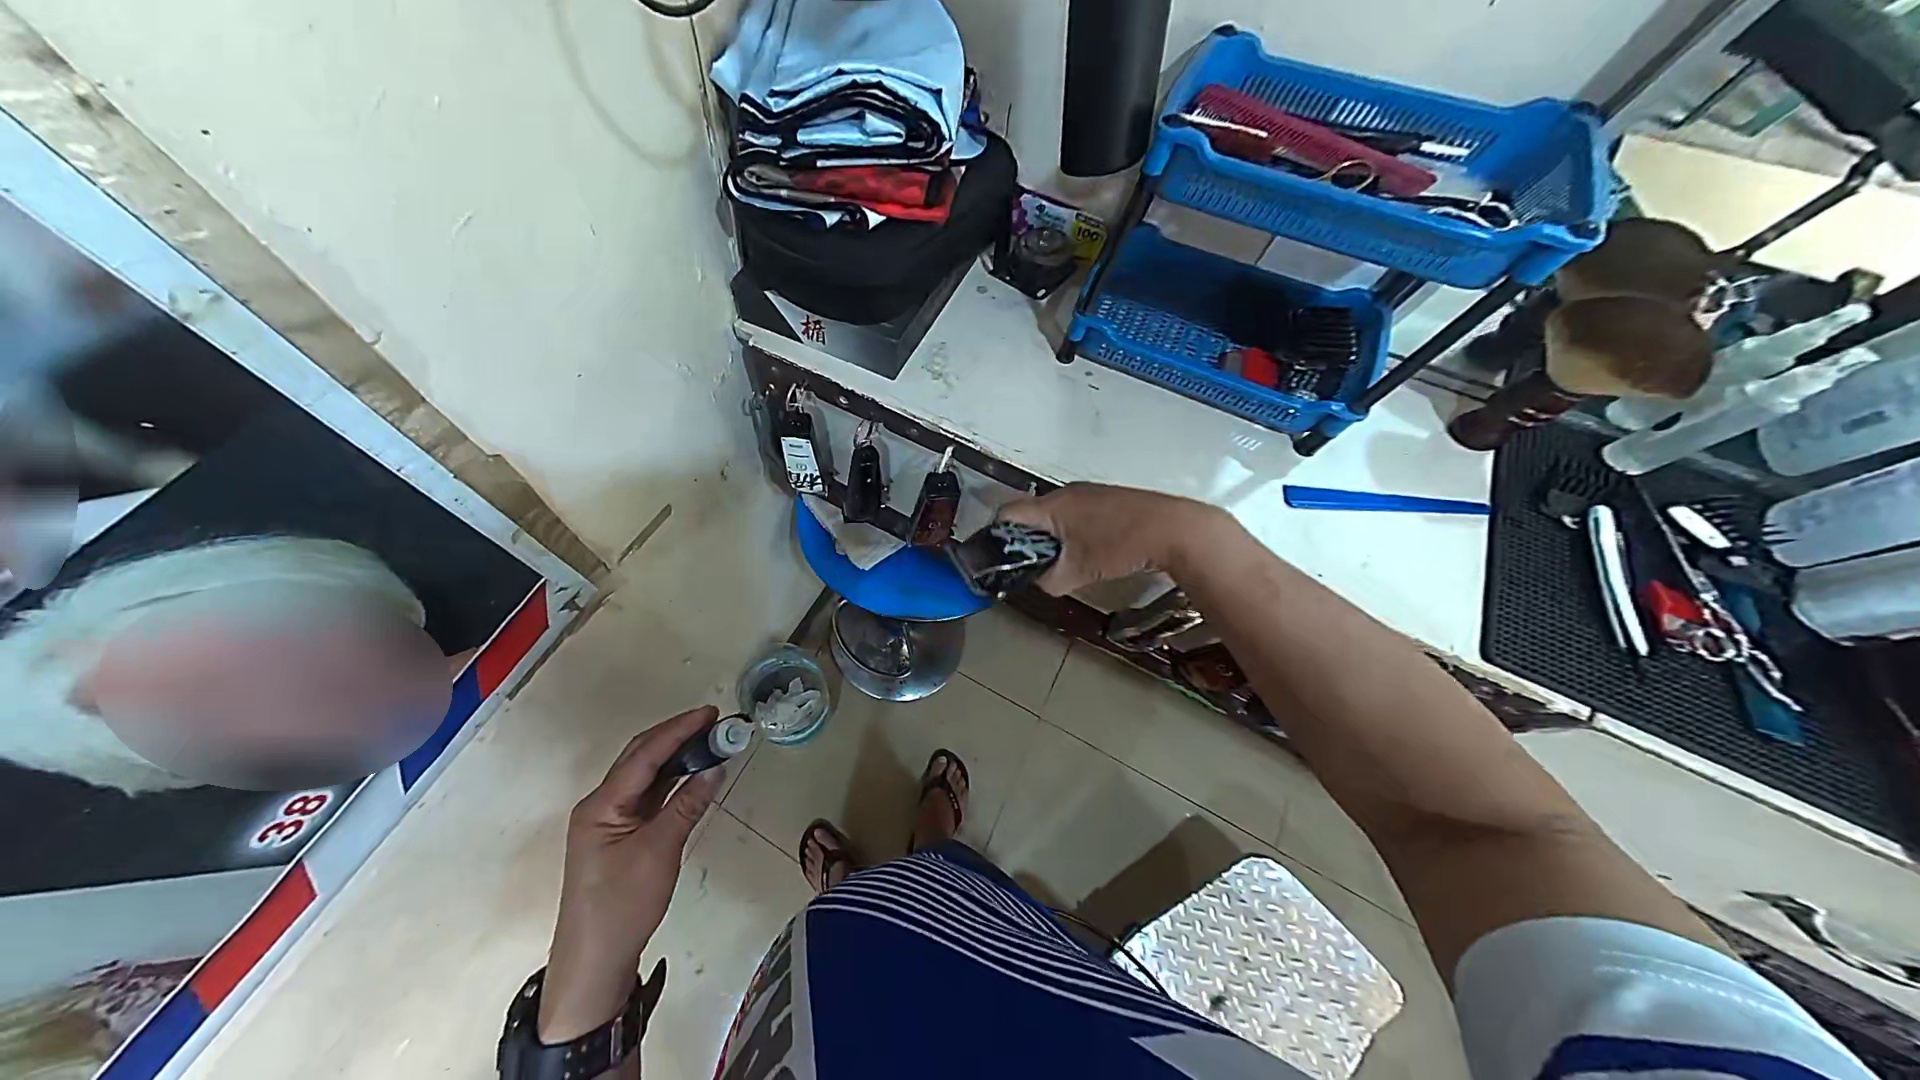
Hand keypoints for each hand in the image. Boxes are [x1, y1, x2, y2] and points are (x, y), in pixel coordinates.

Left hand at [539, 706, 726, 1041]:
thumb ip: (687, 805)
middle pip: (640, 757)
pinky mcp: (621, 834)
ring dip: (676, 756)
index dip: (678, 730)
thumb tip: (715, 768)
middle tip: (713, 722)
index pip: (644, 755)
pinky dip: (672, 780)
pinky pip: (649, 795)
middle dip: (676, 735)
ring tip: (710, 740)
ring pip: (645, 775)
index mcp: (601, 805)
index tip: (710, 713)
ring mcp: (610, 820)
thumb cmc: (623, 905)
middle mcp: (601, 805)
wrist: (595, 961)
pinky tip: (694, 774)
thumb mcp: (660, 851)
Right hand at [996, 484, 1230, 594]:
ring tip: (1066, 564)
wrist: (1175, 530)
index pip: (1008, 513)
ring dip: (1054, 539)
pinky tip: (1091, 553)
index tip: (1002, 560)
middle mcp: (1067, 492)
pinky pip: (1077, 515)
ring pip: (1056, 516)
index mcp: (1053, 504)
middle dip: (1028, 542)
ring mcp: (1091, 493)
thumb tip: (1040, 583)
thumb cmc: (1121, 546)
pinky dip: (1074, 534)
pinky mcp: (1109, 499)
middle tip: (1034, 567)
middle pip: (1031, 514)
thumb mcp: (1080, 572)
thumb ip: (1049, 581)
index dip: (998, 536)